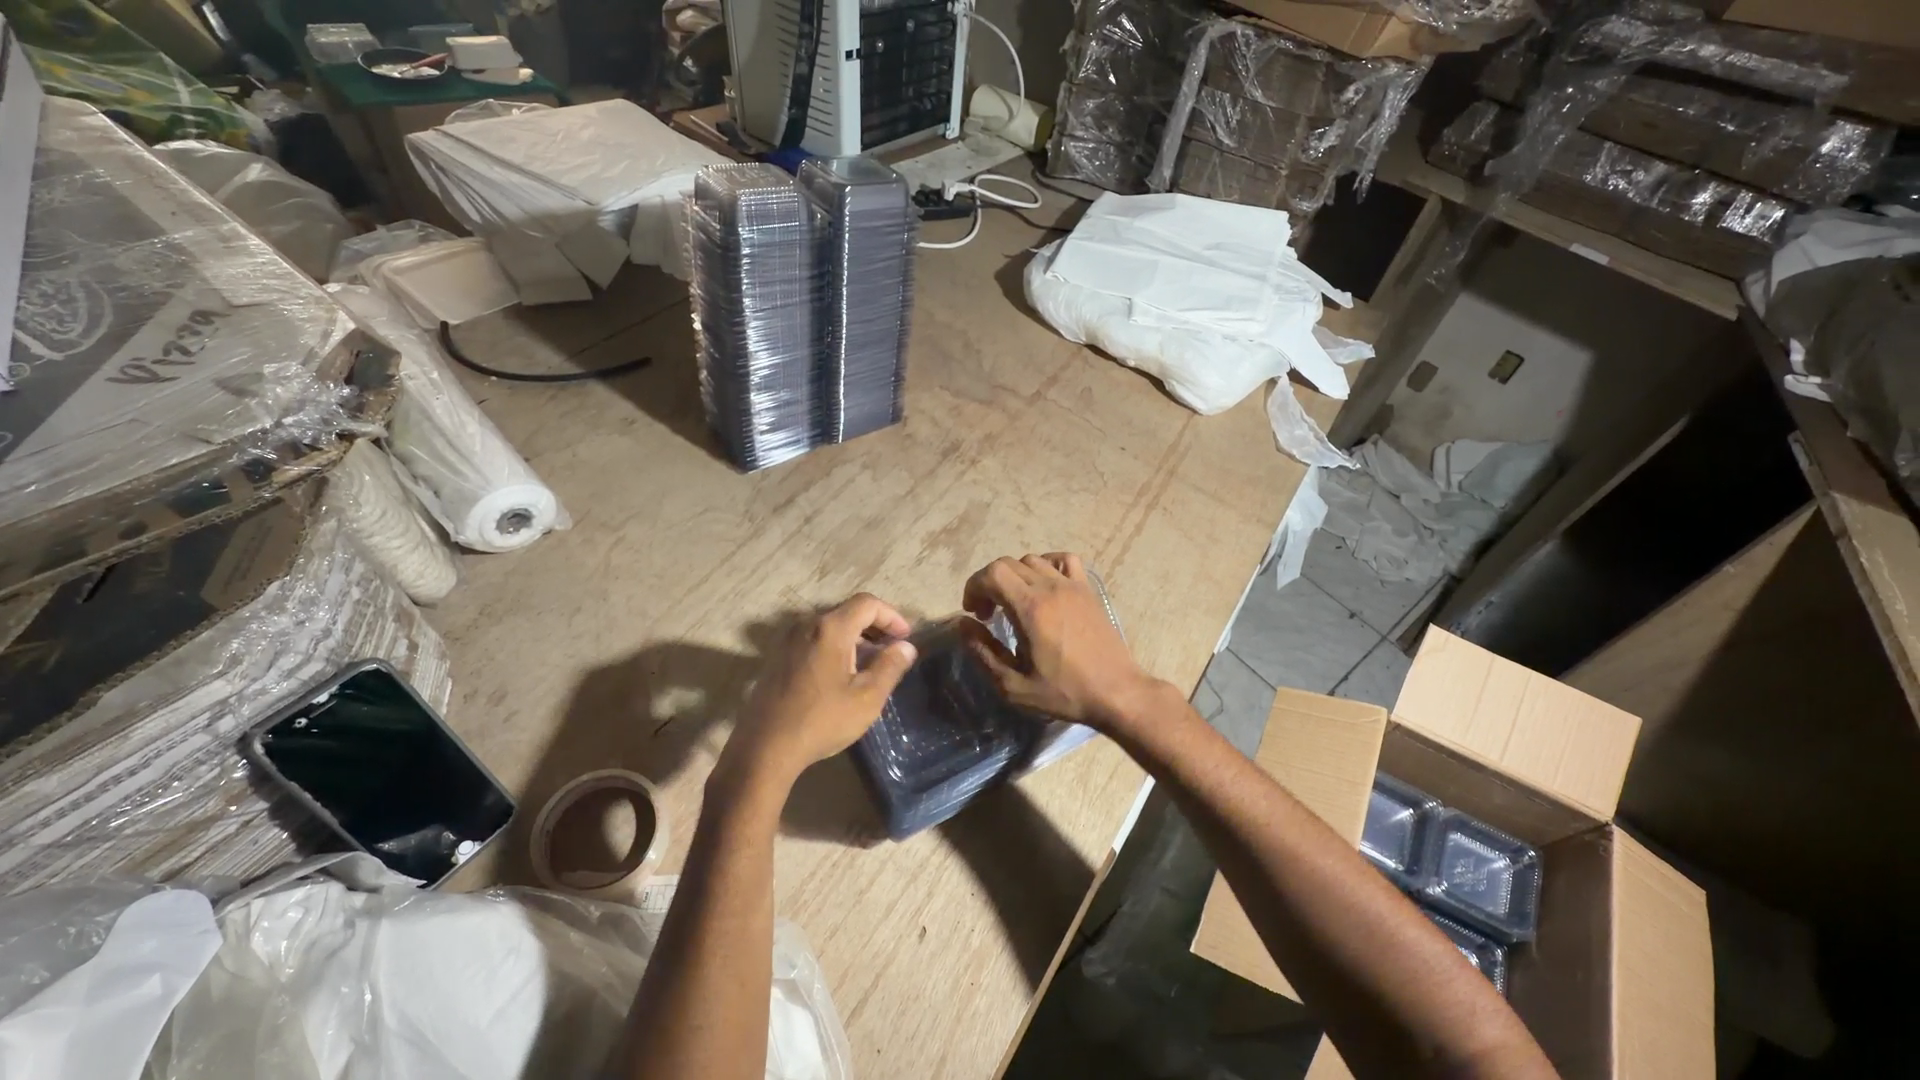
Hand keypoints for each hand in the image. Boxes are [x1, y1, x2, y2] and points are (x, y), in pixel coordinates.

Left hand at [723, 594, 917, 786]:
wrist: (765, 747)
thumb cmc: (822, 720)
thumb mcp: (867, 697)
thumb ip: (890, 666)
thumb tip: (906, 647)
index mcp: (830, 628)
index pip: (867, 603)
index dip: (891, 616)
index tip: (905, 637)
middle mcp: (806, 625)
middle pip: (847, 612)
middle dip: (874, 627)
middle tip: (891, 651)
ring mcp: (787, 640)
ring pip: (829, 627)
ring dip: (854, 639)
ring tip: (870, 665)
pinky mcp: (777, 658)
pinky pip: (813, 641)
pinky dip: (834, 647)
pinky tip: (841, 675)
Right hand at [960, 554, 1158, 731]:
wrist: (1116, 693)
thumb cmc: (1064, 693)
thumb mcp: (1014, 686)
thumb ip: (983, 653)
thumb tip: (963, 625)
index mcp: (1031, 609)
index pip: (992, 574)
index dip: (974, 587)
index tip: (974, 613)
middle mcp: (1051, 588)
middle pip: (1008, 563)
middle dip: (989, 583)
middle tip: (988, 613)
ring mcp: (1073, 585)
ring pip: (1033, 560)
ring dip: (1014, 576)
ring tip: (1014, 603)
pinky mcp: (1088, 590)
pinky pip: (1064, 560)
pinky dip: (1047, 565)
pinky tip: (1044, 587)